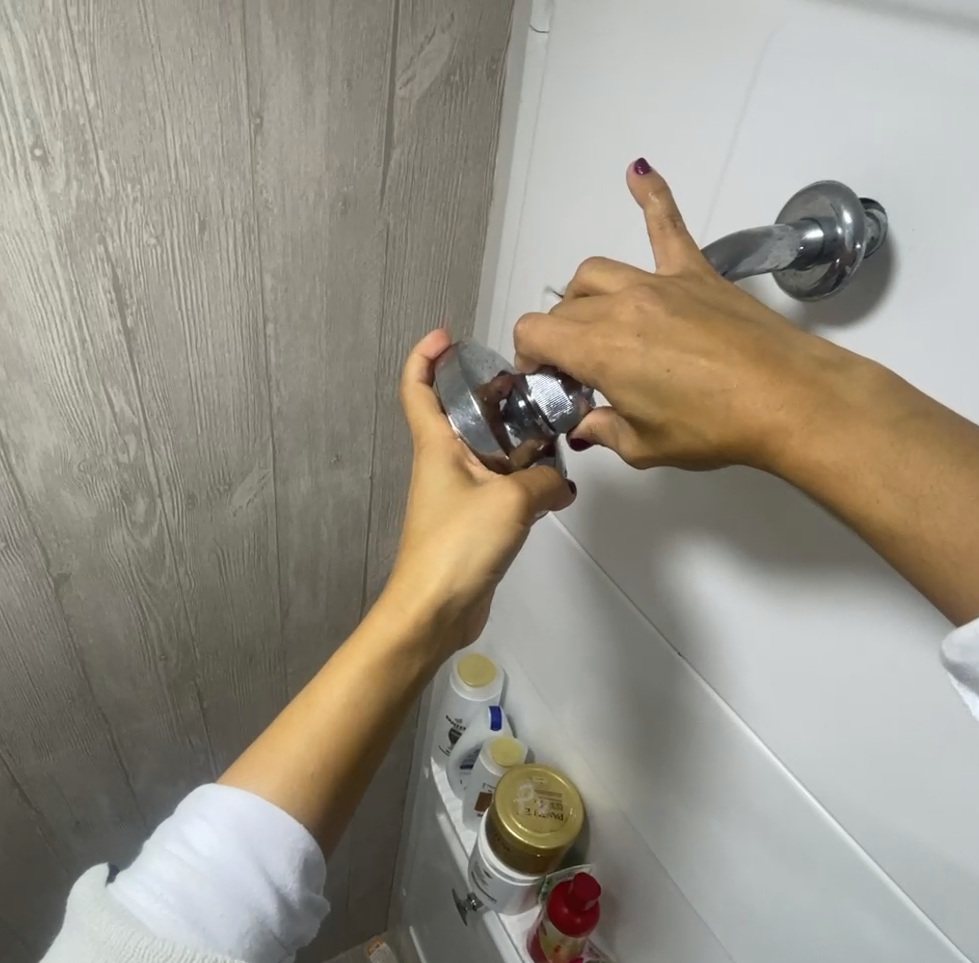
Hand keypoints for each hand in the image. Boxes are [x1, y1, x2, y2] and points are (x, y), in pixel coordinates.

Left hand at [378, 328, 574, 651]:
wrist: (436, 610)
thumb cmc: (458, 545)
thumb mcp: (510, 501)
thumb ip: (544, 482)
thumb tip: (560, 484)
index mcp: (436, 446)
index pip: (417, 389)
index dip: (425, 357)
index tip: (446, 335)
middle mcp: (443, 464)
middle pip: (462, 416)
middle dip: (491, 395)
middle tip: (531, 384)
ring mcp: (459, 495)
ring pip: (488, 453)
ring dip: (516, 440)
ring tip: (555, 428)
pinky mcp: (475, 523)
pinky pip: (501, 488)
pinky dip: (525, 481)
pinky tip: (556, 485)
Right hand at [511, 160, 863, 471]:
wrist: (791, 402)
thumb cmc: (715, 429)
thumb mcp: (642, 447)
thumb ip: (602, 428)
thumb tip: (586, 421)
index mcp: (600, 350)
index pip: (534, 333)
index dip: (529, 358)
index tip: (547, 380)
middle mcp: (621, 306)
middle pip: (563, 309)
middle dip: (558, 341)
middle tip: (580, 374)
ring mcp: (659, 284)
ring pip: (595, 273)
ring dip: (582, 298)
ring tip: (596, 323)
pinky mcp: (695, 273)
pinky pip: (667, 224)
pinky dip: (650, 195)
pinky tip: (636, 171)